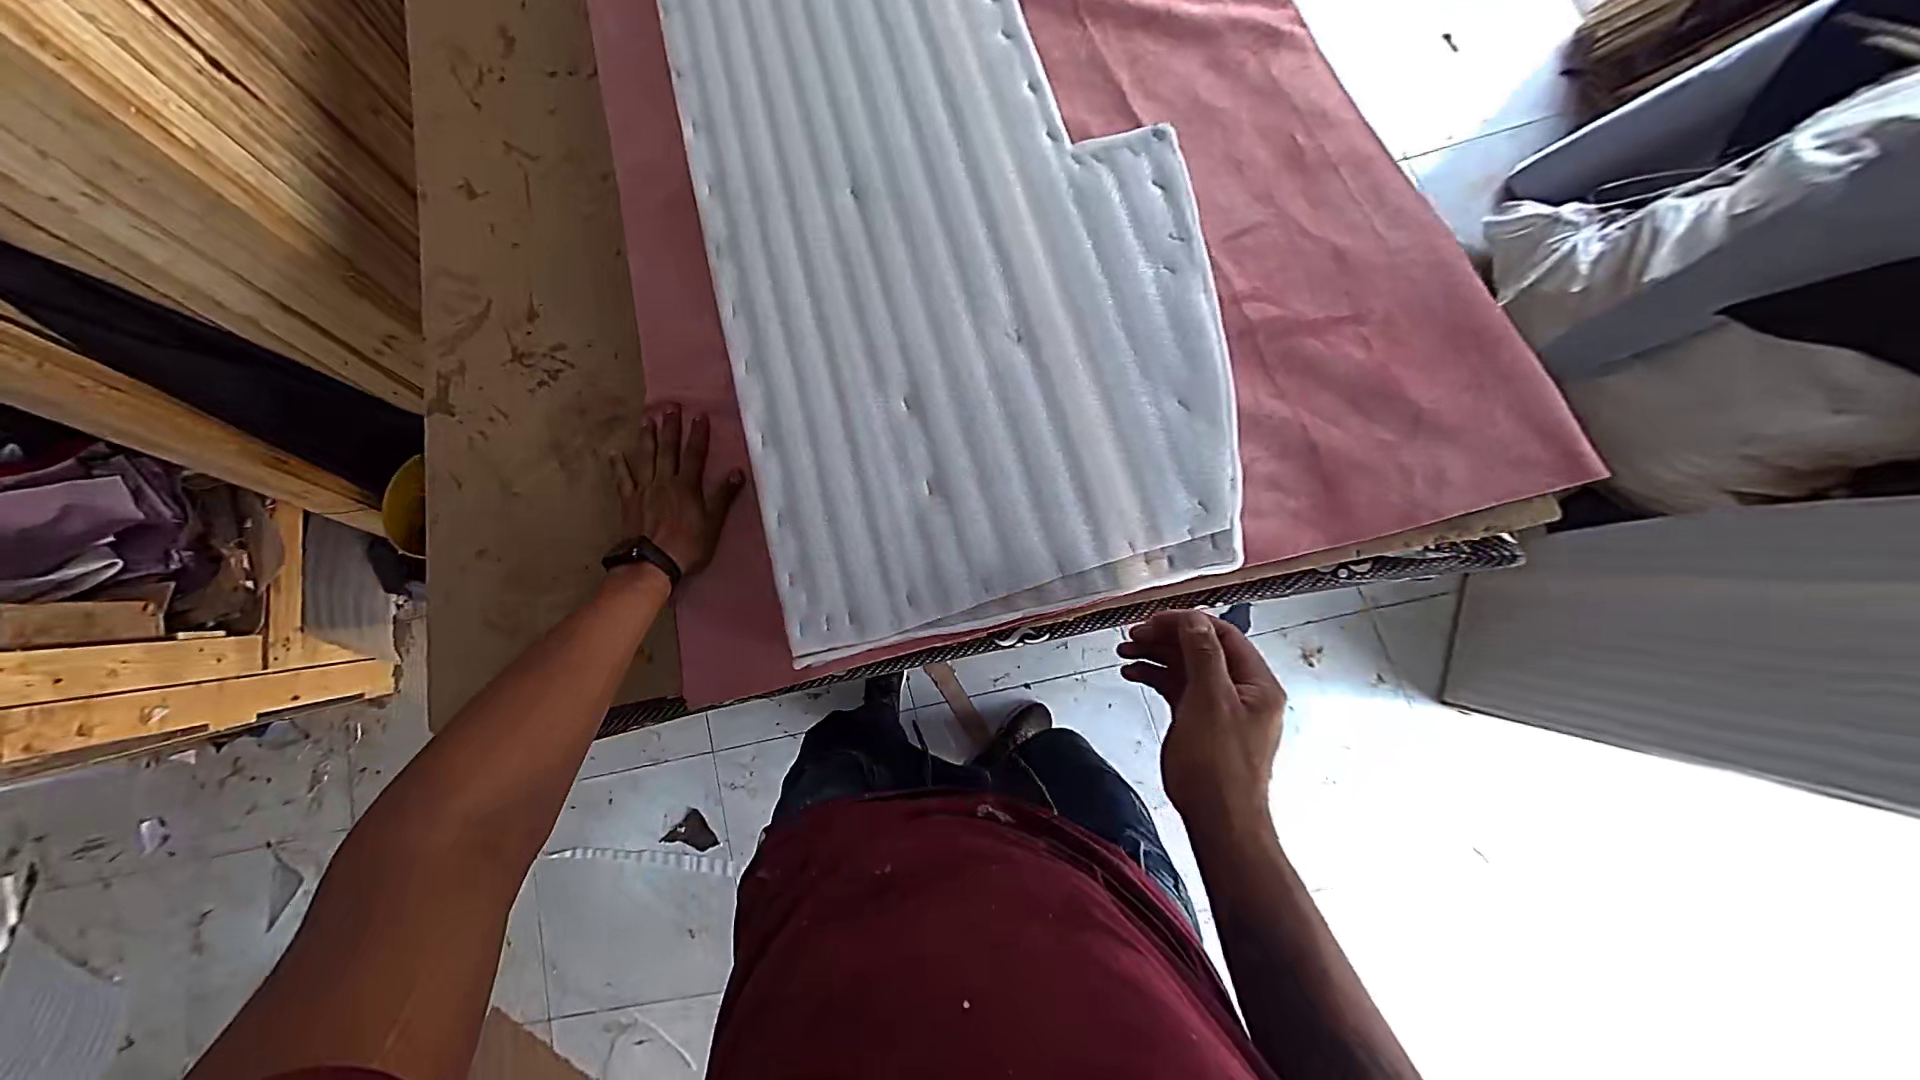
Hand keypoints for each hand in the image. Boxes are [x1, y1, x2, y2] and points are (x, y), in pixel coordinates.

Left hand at [611, 405, 746, 575]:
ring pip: (645, 459)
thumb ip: (723, 496)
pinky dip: (618, 466)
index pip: (694, 455)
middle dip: (671, 428)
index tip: (699, 416)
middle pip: (668, 450)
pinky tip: (614, 453)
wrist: (651, 562)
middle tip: (671, 407)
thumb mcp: (713, 523)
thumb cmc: (687, 545)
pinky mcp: (628, 502)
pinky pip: (623, 479)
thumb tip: (737, 472)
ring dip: (647, 438)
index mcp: (687, 487)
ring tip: (647, 420)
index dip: (698, 435)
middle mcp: (664, 482)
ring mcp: (644, 490)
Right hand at [1119, 611, 1285, 830]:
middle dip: (1166, 638)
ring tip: (1127, 652)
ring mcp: (1222, 707)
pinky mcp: (1202, 721)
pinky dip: (1157, 677)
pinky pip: (1179, 688)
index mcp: (1256, 683)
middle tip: (1134, 635)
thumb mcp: (1210, 700)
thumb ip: (1203, 655)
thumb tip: (1194, 621)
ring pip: (1187, 667)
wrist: (1218, 819)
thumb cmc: (1220, 769)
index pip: (1221, 634)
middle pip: (1202, 649)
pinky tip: (1135, 674)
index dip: (1186, 622)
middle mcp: (1242, 692)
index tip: (1154, 621)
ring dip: (1157, 656)